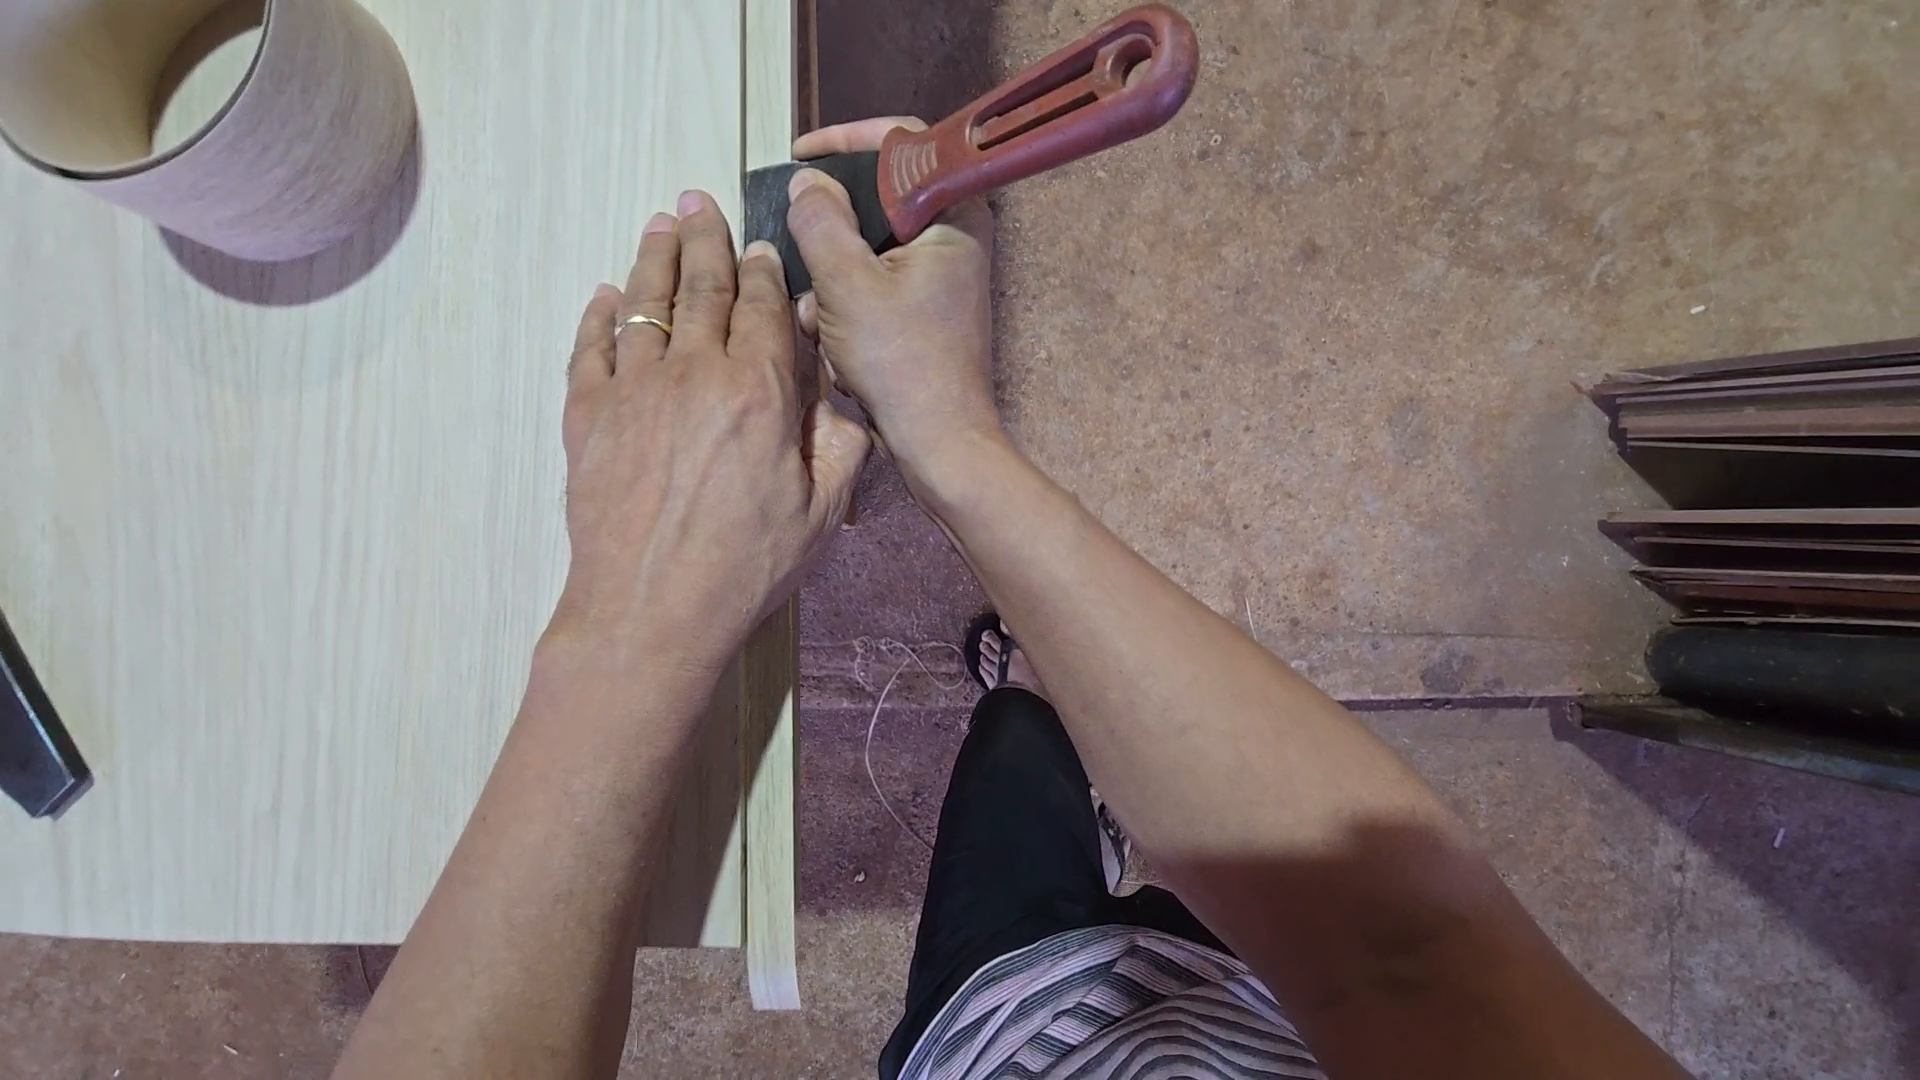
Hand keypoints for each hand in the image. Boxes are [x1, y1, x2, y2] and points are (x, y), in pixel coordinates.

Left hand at [552, 191, 869, 681]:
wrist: (651, 611)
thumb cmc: (746, 566)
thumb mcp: (822, 512)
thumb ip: (840, 442)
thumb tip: (838, 392)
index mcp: (759, 392)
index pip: (762, 308)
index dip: (764, 271)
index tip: (762, 245)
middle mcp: (694, 372)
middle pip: (700, 287)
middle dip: (704, 238)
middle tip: (699, 200)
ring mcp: (634, 390)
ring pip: (644, 302)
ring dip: (653, 258)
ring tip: (659, 223)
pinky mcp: (588, 416)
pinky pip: (591, 347)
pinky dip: (598, 315)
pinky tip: (604, 295)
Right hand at [786, 117, 1002, 475]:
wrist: (938, 440)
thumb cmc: (903, 364)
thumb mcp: (848, 286)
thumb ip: (821, 222)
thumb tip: (807, 184)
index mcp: (953, 215)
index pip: (903, 145)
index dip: (848, 142)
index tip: (801, 157)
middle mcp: (953, 239)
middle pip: (877, 203)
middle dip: (831, 237)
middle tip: (801, 256)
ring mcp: (939, 278)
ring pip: (867, 252)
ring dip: (834, 283)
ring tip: (826, 324)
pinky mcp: (924, 311)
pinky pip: (874, 288)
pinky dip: (848, 308)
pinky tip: (839, 345)